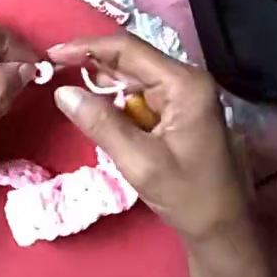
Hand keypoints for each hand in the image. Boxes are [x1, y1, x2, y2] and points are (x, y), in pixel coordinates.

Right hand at [47, 34, 251, 241]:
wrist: (224, 229)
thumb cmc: (189, 196)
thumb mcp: (140, 162)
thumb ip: (101, 123)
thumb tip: (63, 91)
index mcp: (184, 84)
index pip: (128, 50)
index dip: (87, 47)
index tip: (52, 54)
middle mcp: (186, 81)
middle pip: (130, 59)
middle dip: (91, 64)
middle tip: (53, 72)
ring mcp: (183, 95)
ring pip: (132, 77)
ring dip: (102, 84)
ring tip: (68, 89)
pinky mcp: (178, 111)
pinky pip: (139, 96)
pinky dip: (115, 101)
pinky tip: (96, 110)